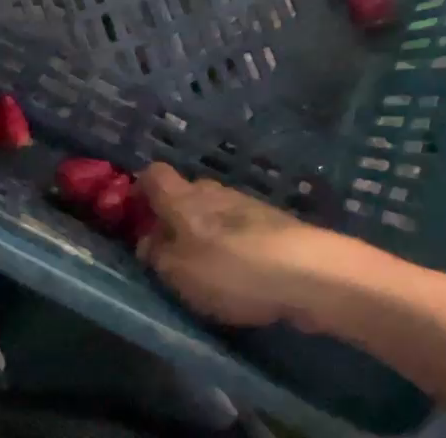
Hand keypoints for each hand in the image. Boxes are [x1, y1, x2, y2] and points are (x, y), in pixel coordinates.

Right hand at [137, 163, 364, 331]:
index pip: (152, 174)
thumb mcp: (178, 271)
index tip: (137, 215)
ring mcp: (246, 203)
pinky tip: (242, 272)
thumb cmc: (231, 269)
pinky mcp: (274, 222)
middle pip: (185, 193)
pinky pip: (241, 228)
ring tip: (209, 266)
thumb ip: (156, 255)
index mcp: (181, 196)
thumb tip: (147, 241)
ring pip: (215, 210)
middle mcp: (211, 190)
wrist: (309, 272)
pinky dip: (235, 244)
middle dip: (176, 216)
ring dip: (207, 231)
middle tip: (172, 250)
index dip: (141, 190)